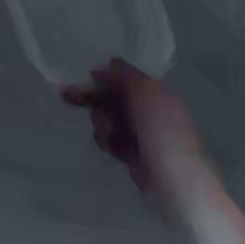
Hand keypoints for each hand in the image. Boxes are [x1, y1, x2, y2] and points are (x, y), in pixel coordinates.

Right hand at [63, 59, 211, 206]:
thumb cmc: (162, 131)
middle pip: (112, 98)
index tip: (89, 76)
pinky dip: (107, 142)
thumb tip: (111, 62)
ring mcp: (141, 135)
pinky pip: (111, 140)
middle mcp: (148, 112)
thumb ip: (126, 74)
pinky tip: (110, 147)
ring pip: (108, 119)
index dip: (106, 75)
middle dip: (92, 99)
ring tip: (105, 133)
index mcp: (155, 94)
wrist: (176, 181)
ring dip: (101, 124)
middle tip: (68, 98)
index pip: (125, 78)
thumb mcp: (146, 92)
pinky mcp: (133, 155)